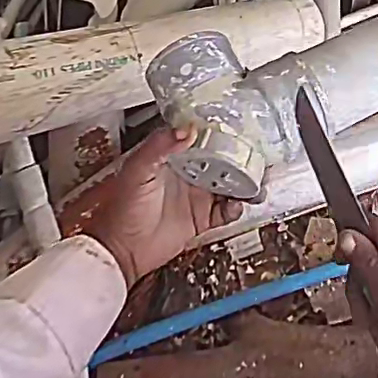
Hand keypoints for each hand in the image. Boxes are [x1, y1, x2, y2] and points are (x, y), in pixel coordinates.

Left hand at [85, 128, 241, 286]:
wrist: (122, 250)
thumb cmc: (123, 207)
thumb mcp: (138, 169)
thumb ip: (159, 147)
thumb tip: (186, 130)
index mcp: (174, 156)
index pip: (202, 138)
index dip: (219, 133)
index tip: (238, 127)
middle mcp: (189, 173)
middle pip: (222, 160)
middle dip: (239, 157)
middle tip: (256, 155)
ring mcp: (197, 196)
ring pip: (229, 184)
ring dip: (244, 183)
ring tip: (255, 182)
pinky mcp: (201, 219)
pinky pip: (226, 211)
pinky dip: (235, 208)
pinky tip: (236, 206)